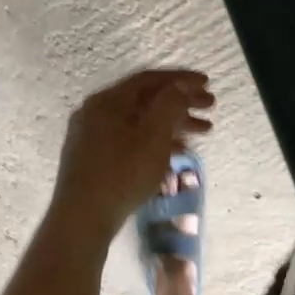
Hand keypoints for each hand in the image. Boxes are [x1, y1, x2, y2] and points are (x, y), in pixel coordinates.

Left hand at [55, 69, 213, 231]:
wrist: (84, 216)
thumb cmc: (123, 173)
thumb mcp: (153, 136)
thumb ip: (170, 106)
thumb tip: (180, 86)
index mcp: (109, 101)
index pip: (150, 79)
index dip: (182, 79)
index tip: (208, 83)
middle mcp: (97, 111)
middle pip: (146, 100)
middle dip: (181, 102)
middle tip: (211, 109)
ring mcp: (93, 135)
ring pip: (140, 121)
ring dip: (173, 124)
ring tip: (202, 133)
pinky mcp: (95, 158)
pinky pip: (132, 139)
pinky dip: (156, 140)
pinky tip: (176, 153)